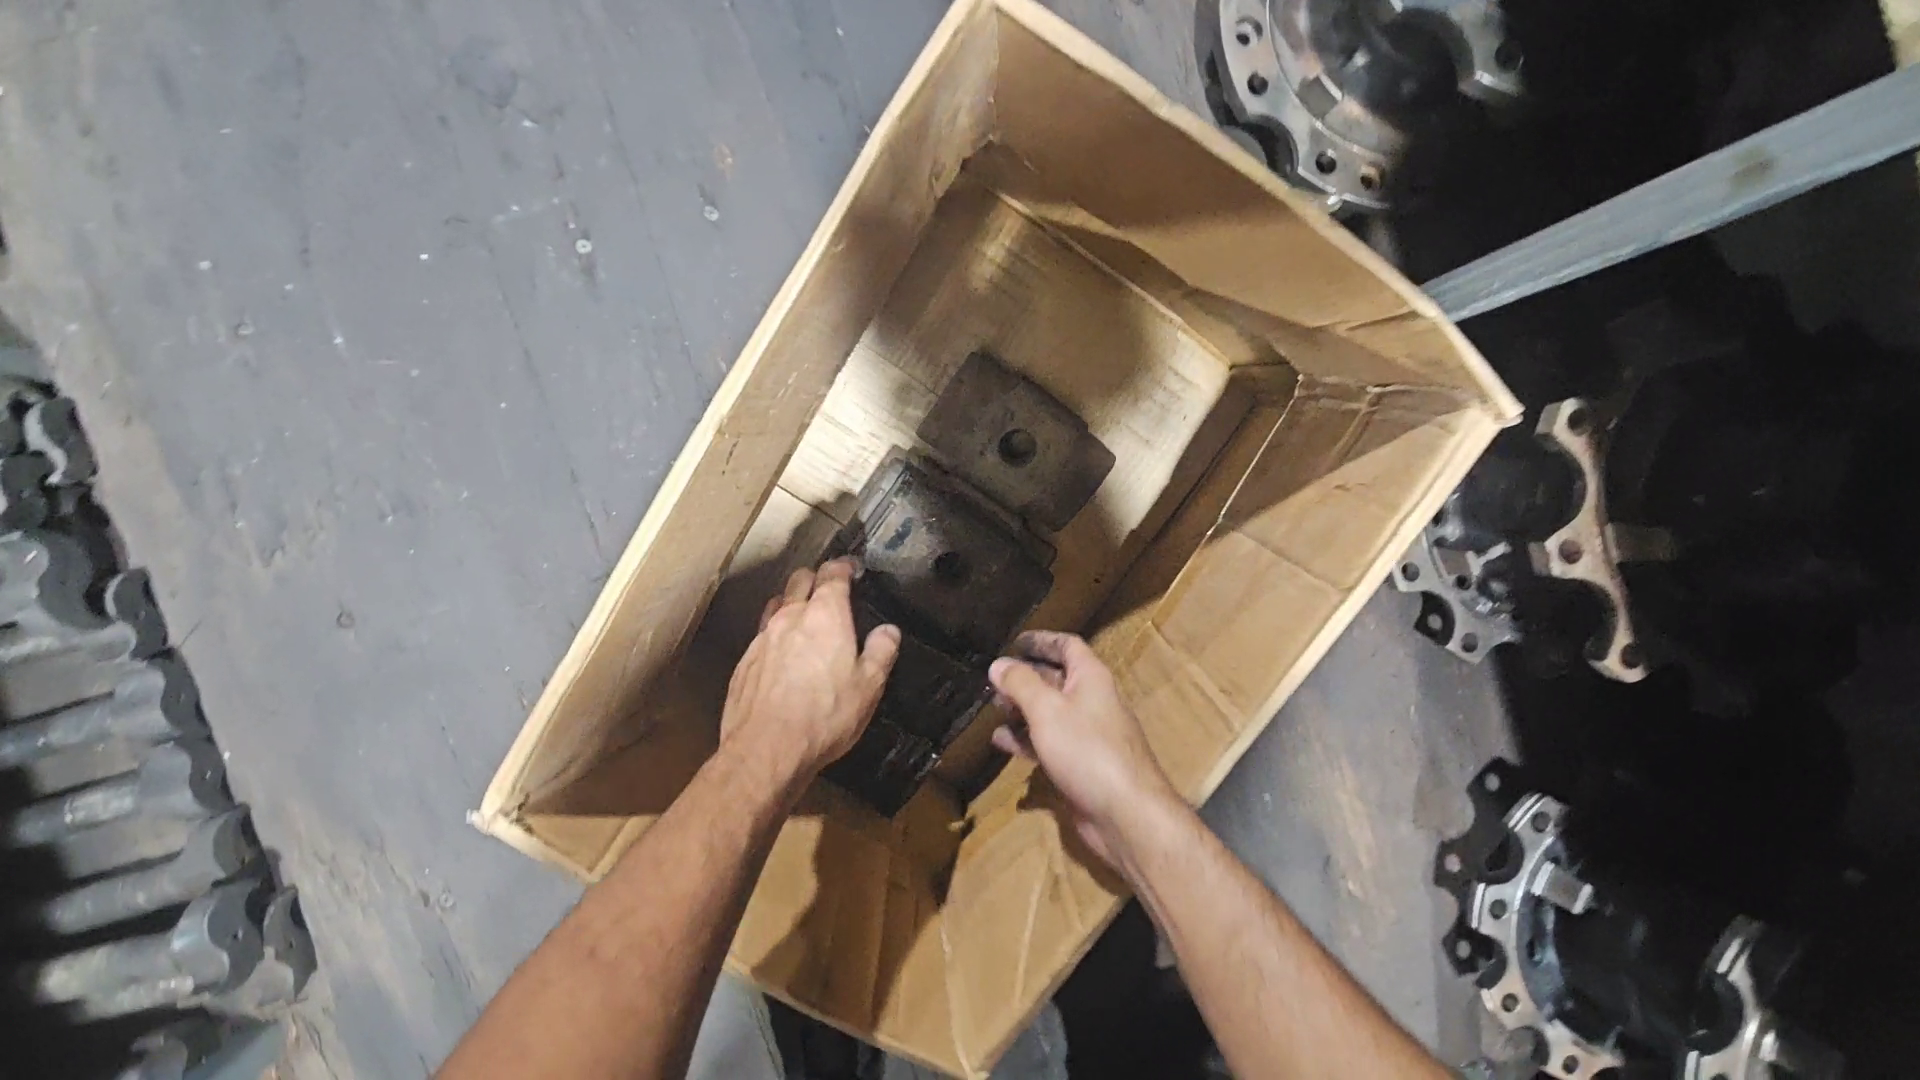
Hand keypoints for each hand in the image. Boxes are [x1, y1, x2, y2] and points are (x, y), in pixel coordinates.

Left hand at [722, 558, 900, 782]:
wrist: (766, 750)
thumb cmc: (825, 715)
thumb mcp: (869, 687)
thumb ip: (881, 652)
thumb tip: (888, 631)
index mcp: (825, 615)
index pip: (832, 574)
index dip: (843, 567)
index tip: (852, 569)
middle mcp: (790, 617)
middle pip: (799, 580)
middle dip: (816, 578)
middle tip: (830, 590)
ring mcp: (762, 638)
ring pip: (777, 605)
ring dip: (792, 603)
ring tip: (804, 617)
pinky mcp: (744, 662)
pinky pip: (761, 635)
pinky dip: (775, 634)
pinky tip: (783, 655)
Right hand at [989, 631, 1177, 866]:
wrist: (1125, 813)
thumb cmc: (1087, 750)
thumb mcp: (1047, 709)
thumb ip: (1020, 684)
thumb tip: (999, 663)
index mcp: (1091, 678)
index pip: (1067, 646)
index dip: (1042, 641)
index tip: (1014, 642)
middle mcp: (1092, 701)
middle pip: (1056, 679)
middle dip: (1025, 678)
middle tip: (994, 681)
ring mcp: (1088, 735)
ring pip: (1050, 713)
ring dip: (1023, 709)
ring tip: (994, 709)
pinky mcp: (1081, 765)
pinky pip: (1049, 743)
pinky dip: (1026, 740)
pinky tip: (1002, 742)